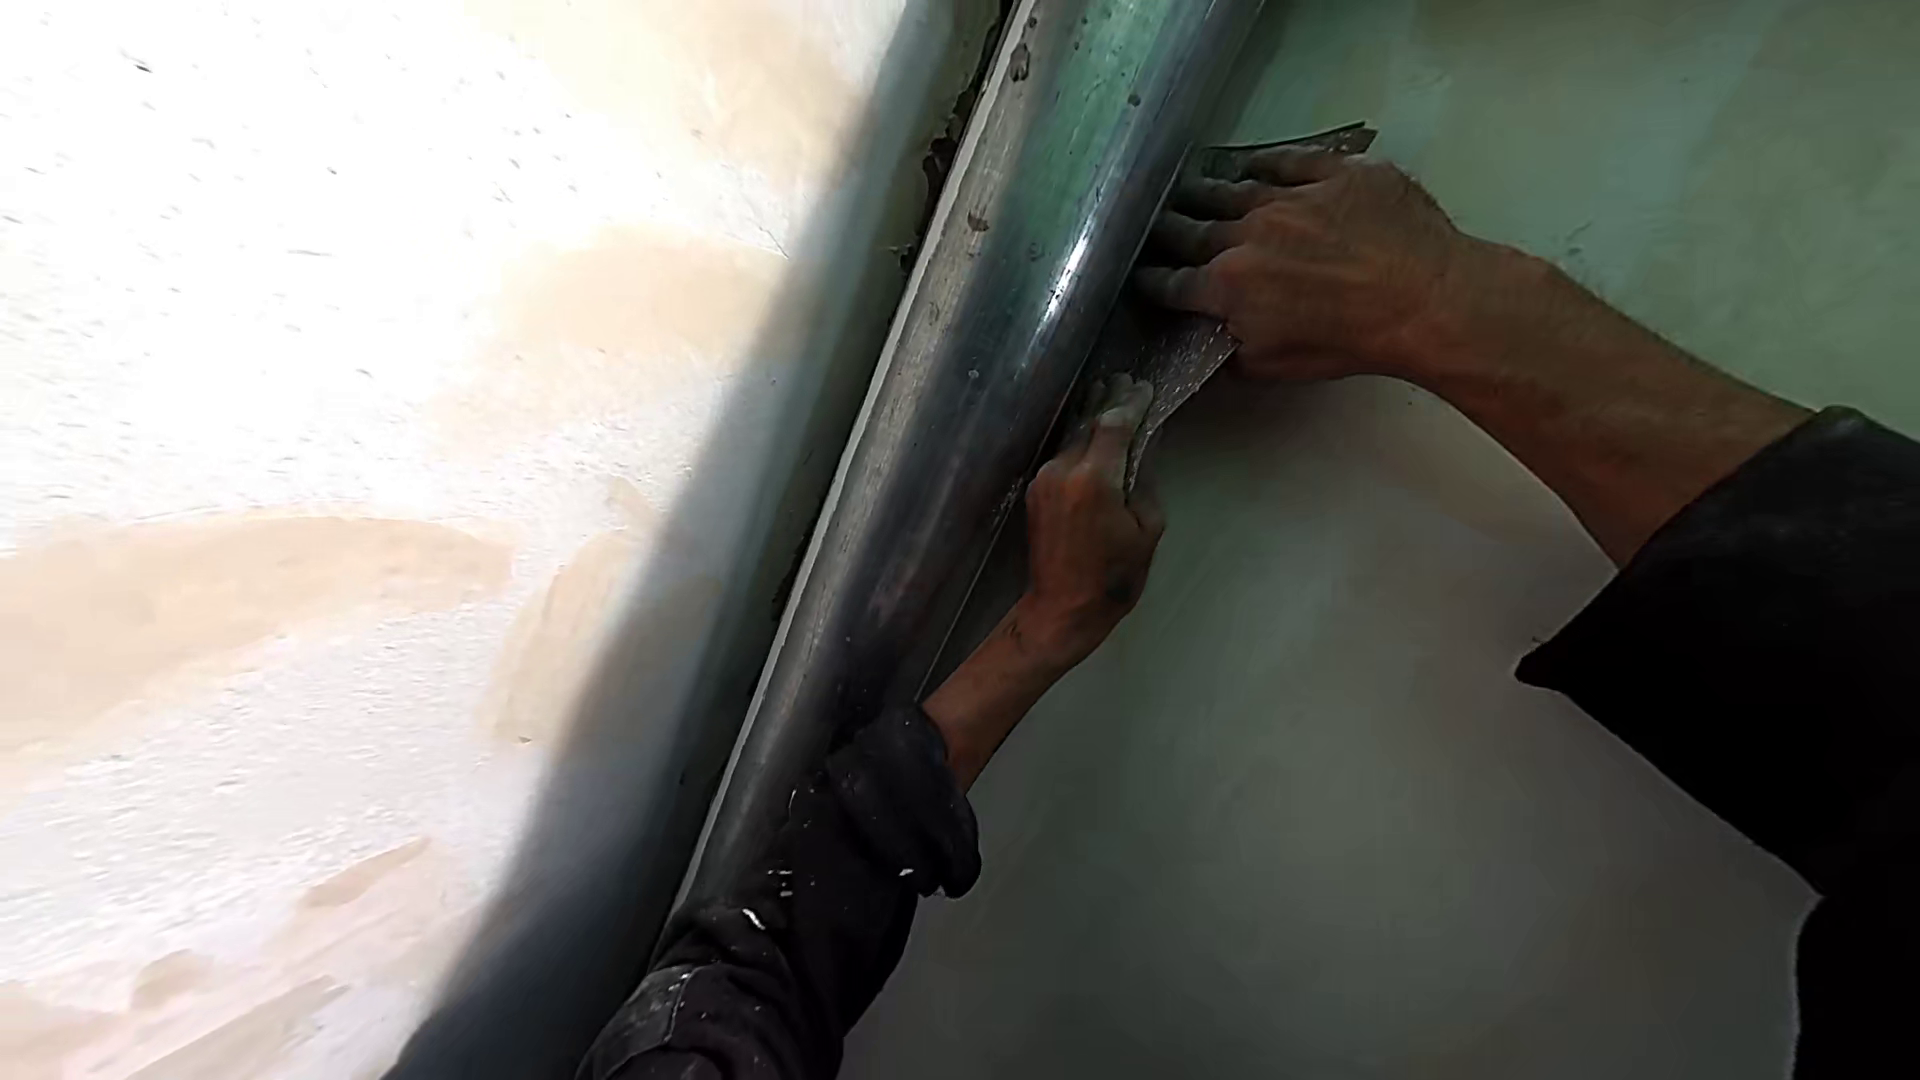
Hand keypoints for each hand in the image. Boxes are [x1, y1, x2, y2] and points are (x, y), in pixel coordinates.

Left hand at [922, 375, 1164, 789]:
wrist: (1062, 606)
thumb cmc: (1114, 576)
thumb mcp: (1147, 528)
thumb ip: (1141, 481)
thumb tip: (1139, 450)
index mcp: (1093, 480)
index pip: (1114, 425)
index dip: (1131, 403)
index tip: (1145, 387)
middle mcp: (1062, 471)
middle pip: (1087, 423)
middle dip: (1107, 399)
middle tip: (1123, 378)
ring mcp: (1043, 480)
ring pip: (1069, 437)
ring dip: (1088, 415)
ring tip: (1103, 391)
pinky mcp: (1034, 492)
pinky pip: (1059, 455)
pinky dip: (1076, 439)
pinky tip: (1086, 429)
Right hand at [1135, 147, 1496, 384]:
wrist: (1425, 301)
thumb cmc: (1343, 343)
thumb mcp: (1268, 366)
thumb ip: (1226, 350)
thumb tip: (1208, 340)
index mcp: (1225, 287)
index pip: (1171, 284)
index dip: (1149, 283)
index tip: (1138, 280)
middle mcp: (1246, 236)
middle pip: (1189, 230)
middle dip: (1163, 232)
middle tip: (1151, 228)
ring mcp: (1290, 198)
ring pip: (1229, 189)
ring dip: (1200, 192)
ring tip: (1184, 189)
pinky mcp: (1333, 173)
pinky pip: (1286, 161)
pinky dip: (1261, 164)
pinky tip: (1247, 166)